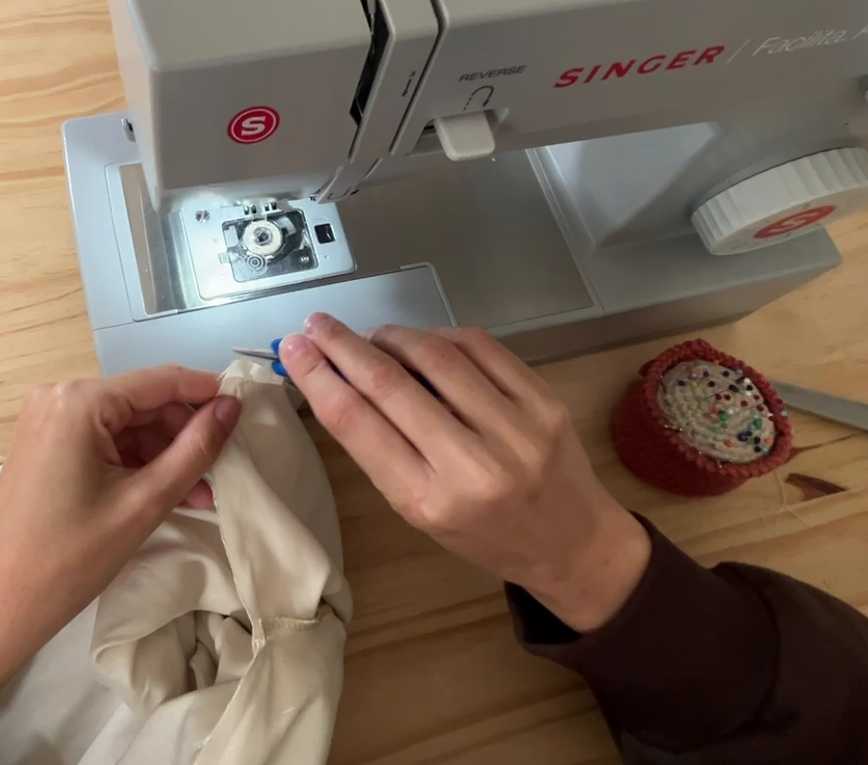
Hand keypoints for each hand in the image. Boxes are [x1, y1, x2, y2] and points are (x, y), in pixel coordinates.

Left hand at [0, 365, 240, 747]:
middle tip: (224, 468)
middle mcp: (61, 395)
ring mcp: (49, 418)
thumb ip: (194, 450)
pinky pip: (104, 439)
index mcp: (80, 400)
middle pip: (143, 402)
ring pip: (126, 423)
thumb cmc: (69, 559)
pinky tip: (166, 491)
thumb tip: (231, 407)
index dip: (207, 392)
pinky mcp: (46, 441)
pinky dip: (136, 462)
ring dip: (164, 453)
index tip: (247, 409)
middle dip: (185, 434)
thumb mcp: (144, 503)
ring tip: (201, 494)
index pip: (161, 381)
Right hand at [280, 315, 648, 630]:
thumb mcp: (418, 508)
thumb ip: (380, 445)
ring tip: (370, 336)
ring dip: (390, 335)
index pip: (357, 423)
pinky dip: (438, 334)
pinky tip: (421, 340)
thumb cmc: (482, 534)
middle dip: (343, 345)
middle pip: (389, 383)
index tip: (294, 348)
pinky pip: (478, 346)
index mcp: (428, 500)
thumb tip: (339, 376)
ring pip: (433, 354)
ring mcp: (514, 428)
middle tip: (316, 323)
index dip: (317, 377)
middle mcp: (472, 464)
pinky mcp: (543, 400)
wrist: (574, 543)